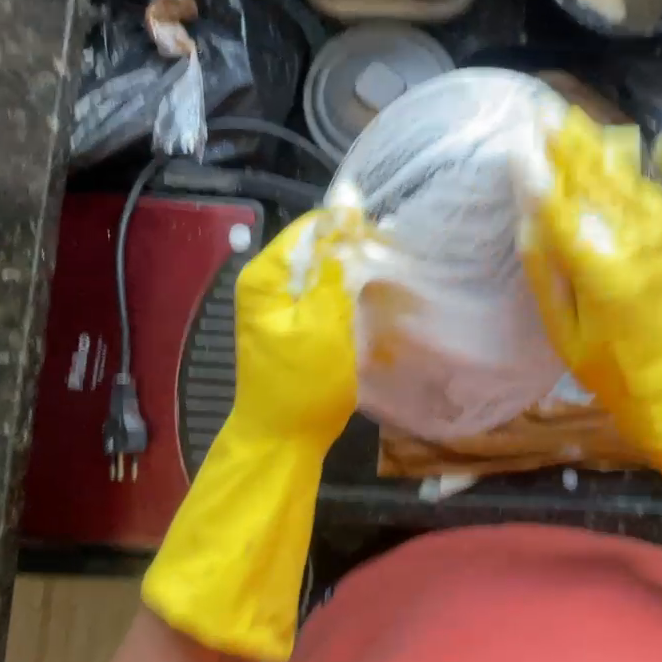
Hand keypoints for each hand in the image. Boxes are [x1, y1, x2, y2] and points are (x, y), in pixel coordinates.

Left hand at [143, 206, 362, 661]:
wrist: (282, 442)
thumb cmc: (303, 384)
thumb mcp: (325, 324)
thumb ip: (335, 269)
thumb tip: (346, 220)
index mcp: (266, 276)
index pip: (311, 228)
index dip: (350, 228)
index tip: (388, 241)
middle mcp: (267, 282)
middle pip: (317, 247)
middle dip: (356, 253)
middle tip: (395, 265)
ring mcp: (279, 304)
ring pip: (325, 271)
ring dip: (355, 276)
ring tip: (389, 284)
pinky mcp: (294, 323)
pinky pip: (324, 294)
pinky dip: (348, 297)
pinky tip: (373, 306)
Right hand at [518, 108, 661, 448]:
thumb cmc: (602, 362)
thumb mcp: (560, 328)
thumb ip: (543, 271)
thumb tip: (527, 219)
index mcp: (603, 273)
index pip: (563, 213)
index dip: (539, 177)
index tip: (517, 145)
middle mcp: (633, 244)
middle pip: (596, 184)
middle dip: (567, 146)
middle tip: (541, 113)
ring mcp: (654, 236)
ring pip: (620, 179)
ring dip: (593, 146)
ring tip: (568, 116)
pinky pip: (642, 189)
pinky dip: (622, 165)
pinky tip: (605, 148)